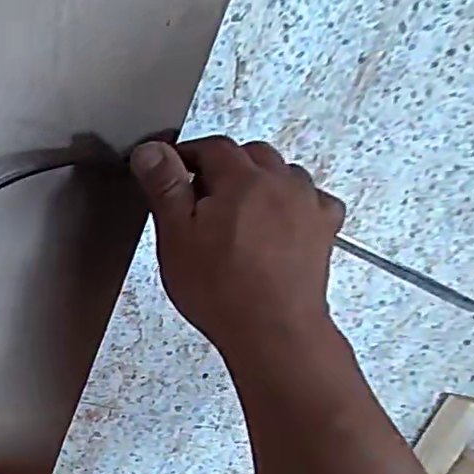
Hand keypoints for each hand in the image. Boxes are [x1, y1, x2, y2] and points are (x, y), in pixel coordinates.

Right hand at [130, 137, 346, 368]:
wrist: (270, 327)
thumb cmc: (218, 285)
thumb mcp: (174, 233)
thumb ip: (165, 186)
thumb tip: (151, 150)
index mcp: (243, 180)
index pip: (212, 147)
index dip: (184, 155)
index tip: (165, 172)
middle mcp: (283, 184)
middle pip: (250, 154)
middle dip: (219, 166)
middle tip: (191, 197)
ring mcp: (308, 205)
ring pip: (279, 173)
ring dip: (253, 181)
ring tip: (227, 214)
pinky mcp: (323, 229)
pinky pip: (306, 198)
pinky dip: (285, 202)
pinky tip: (266, 224)